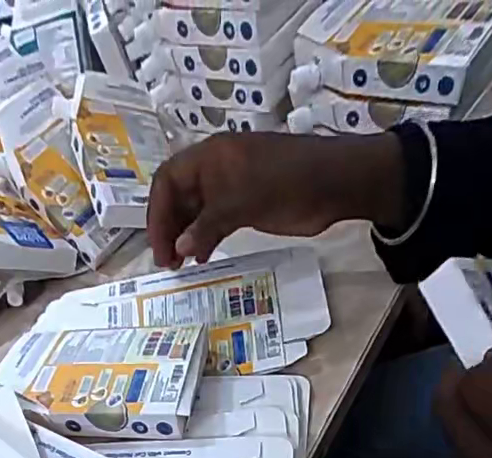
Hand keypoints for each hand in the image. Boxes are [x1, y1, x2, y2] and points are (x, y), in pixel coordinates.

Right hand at [147, 133, 404, 265]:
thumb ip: (208, 225)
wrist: (334, 183)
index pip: (167, 182)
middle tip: (168, 263)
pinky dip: (204, 238)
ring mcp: (230, 187)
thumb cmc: (287, 182)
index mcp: (209, 158)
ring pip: (195, 212)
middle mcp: (214, 170)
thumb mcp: (243, 202)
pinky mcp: (245, 204)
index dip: (158, 214)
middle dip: (169, 229)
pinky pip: (214, 220)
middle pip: (178, 198)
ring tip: (181, 265)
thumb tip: (180, 248)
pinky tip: (202, 257)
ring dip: (185, 237)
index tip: (160, 246)